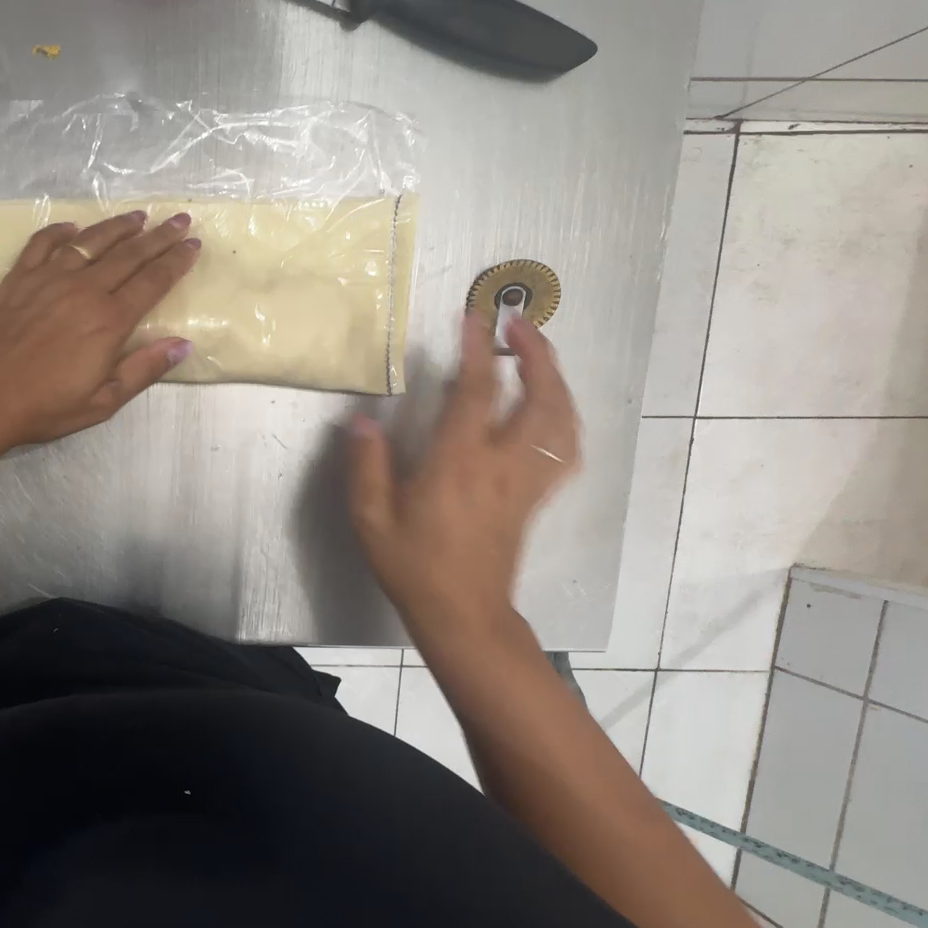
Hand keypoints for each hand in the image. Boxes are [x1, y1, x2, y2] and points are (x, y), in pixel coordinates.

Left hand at [0, 211, 202, 446]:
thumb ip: (142, 370)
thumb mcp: (102, 402)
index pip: (153, 282)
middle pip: (129, 254)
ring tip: (138, 217)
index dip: (176, 262)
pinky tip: (72, 227)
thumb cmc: (43, 408)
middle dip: (158, 236)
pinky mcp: (18, 279)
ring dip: (117, 226)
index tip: (193, 244)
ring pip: (90, 242)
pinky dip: (60, 231)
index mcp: (109, 321)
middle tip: (179, 219)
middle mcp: (83, 290)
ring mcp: (48, 279)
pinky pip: (42, 244)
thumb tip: (182, 345)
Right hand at [347, 314, 580, 637]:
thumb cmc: (411, 564)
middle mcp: (502, 464)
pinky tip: (552, 410)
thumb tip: (362, 419)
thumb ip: (367, 466)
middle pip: (538, 396)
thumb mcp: (371, 518)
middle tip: (516, 325)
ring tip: (537, 357)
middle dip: (534, 353)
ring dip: (555, 378)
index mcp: (458, 463)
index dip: (476, 350)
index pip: (475, 392)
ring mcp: (526, 480)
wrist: (461, 610)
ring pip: (560, 418)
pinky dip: (564, 418)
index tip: (473, 317)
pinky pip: (565, 447)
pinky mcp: (536, 496)